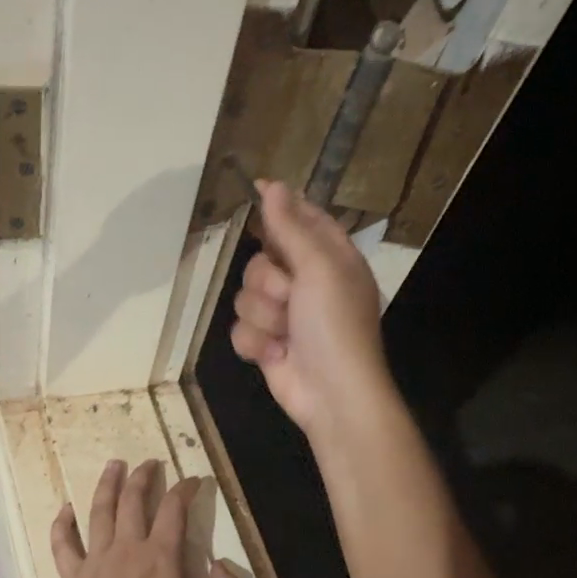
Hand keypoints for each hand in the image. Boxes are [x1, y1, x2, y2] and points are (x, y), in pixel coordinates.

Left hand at [50, 460, 245, 577]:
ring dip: (107, 486)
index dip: (186, 490)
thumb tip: (223, 565)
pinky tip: (66, 509)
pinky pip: (64, 545)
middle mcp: (127, 549)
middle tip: (150, 463)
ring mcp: (96, 562)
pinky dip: (63, 524)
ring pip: (99, 512)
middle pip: (134, 501)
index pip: (175, 510)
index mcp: (162, 557)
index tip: (194, 481)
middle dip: (144, 477)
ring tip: (114, 465)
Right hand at [230, 180, 393, 437]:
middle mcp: (307, 284)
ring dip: (263, 317)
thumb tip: (272, 184)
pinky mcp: (267, 344)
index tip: (254, 190)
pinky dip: (255, 343)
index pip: (302, 219)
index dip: (280, 207)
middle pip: (260, 261)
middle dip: (267, 283)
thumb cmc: (335, 325)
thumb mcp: (319, 267)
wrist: (331, 393)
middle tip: (289, 297)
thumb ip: (292, 227)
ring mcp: (285, 316)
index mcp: (331, 259)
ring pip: (246, 297)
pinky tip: (275, 355)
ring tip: (286, 333)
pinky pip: (241, 329)